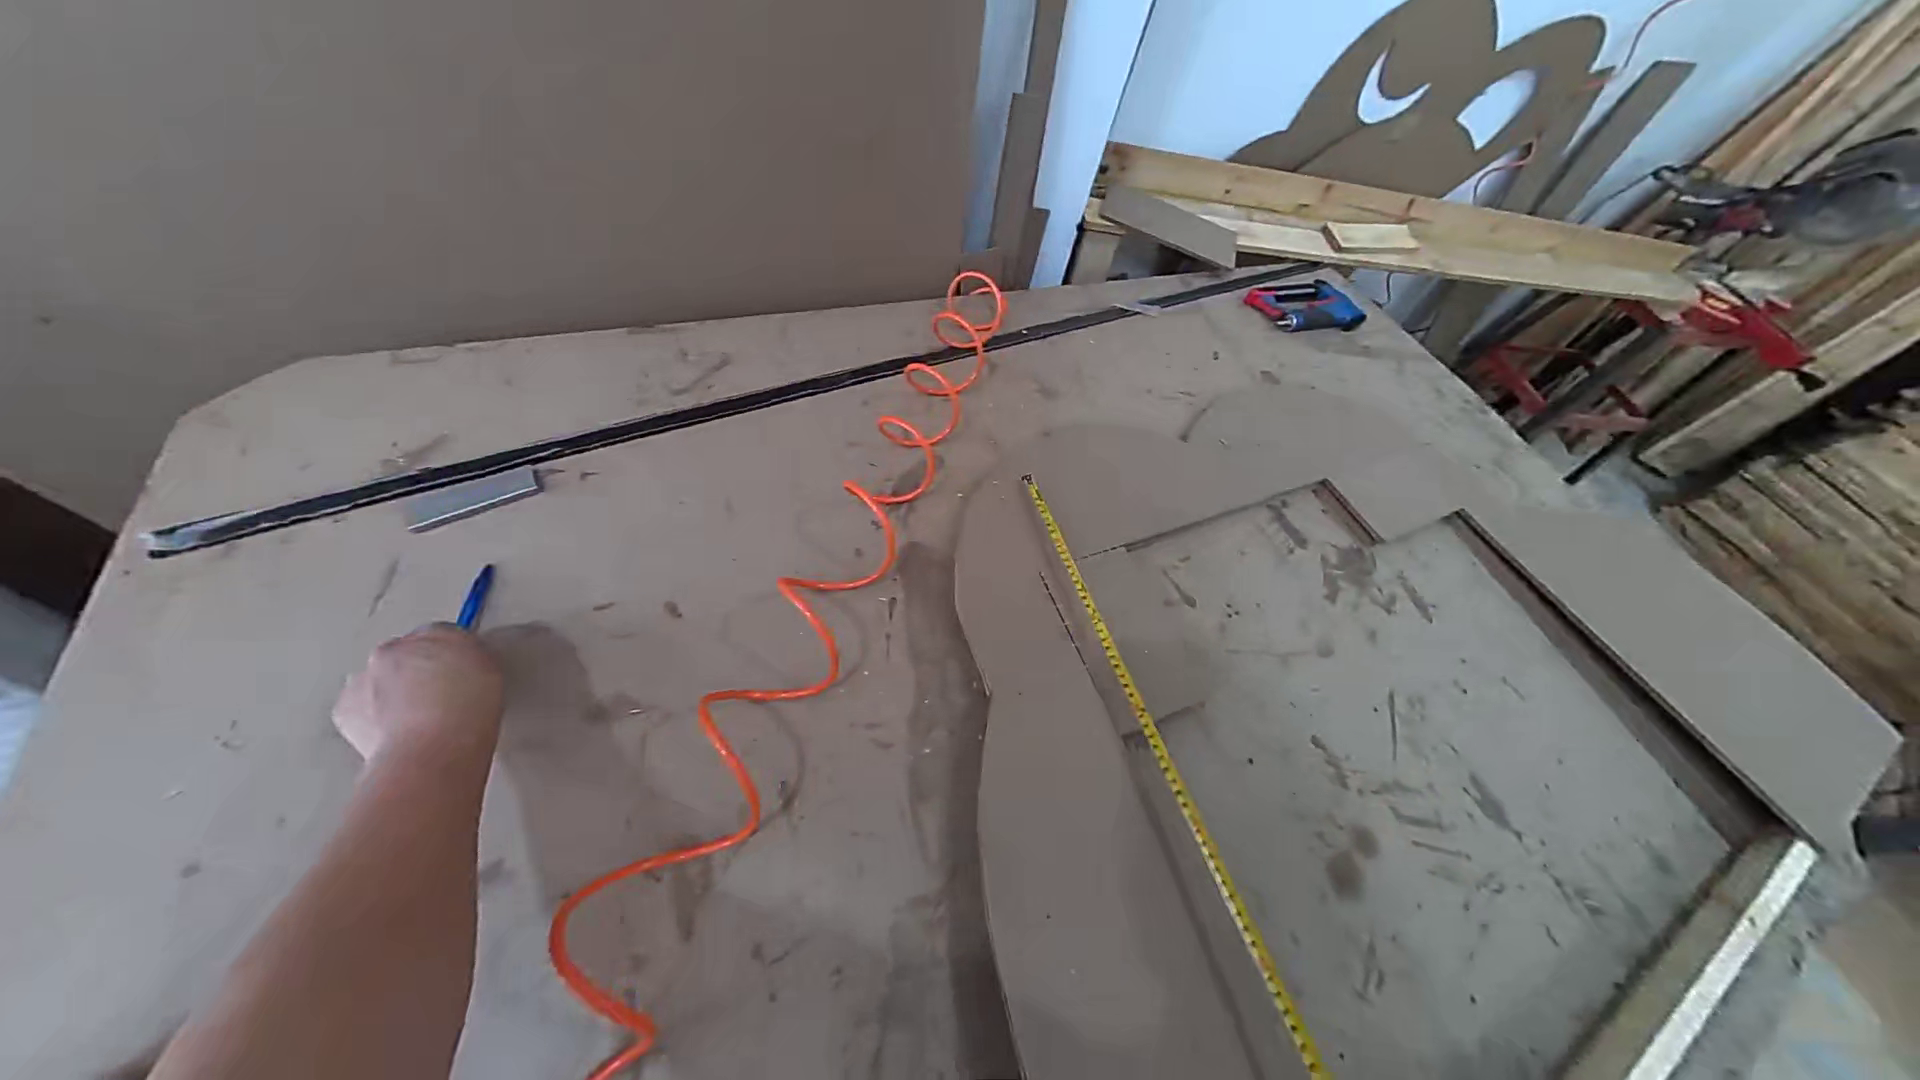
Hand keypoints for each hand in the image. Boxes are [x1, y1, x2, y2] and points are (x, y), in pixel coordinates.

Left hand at [333, 624, 504, 764]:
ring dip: (392, 692)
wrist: (433, 750)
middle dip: (417, 670)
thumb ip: (470, 657)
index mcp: (436, 634)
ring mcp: (364, 678)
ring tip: (418, 719)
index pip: (442, 634)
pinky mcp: (344, 708)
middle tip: (440, 696)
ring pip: (379, 679)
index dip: (451, 655)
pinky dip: (374, 715)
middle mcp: (395, 649)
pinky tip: (396, 731)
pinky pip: (359, 706)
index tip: (459, 673)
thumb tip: (459, 665)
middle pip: (404, 654)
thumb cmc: (469, 712)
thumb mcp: (491, 672)